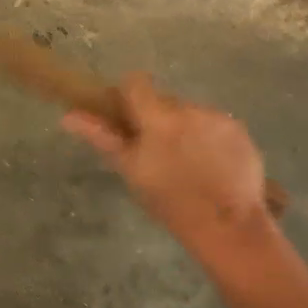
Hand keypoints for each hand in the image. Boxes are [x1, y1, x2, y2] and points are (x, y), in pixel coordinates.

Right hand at [61, 73, 269, 247]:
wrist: (227, 225)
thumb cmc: (171, 202)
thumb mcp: (132, 171)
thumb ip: (103, 138)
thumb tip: (69, 115)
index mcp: (159, 117)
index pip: (136, 83)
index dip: (128, 98)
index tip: (128, 121)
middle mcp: (189, 108)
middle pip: (164, 101)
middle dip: (157, 119)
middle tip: (157, 153)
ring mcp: (217, 118)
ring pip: (190, 113)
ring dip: (183, 129)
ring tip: (187, 164)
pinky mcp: (239, 130)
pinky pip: (214, 125)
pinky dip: (208, 139)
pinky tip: (210, 167)